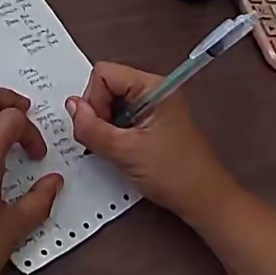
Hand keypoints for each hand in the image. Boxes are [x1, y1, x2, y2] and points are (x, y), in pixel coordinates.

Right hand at [64, 62, 235, 221]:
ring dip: (105, 124)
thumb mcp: (125, 151)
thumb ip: (92, 127)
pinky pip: (119, 114)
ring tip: (117, 148)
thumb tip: (71, 106)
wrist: (204, 201)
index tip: (101, 127)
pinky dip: (112, 131)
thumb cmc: (175, 174)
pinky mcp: (150, 120)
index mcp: (153, 86)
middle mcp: (153, 89)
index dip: (94, 98)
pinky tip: (121, 150)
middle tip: (109, 140)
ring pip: (110, 101)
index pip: (104, 73)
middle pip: (106, 85)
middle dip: (98, 112)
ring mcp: (152, 105)